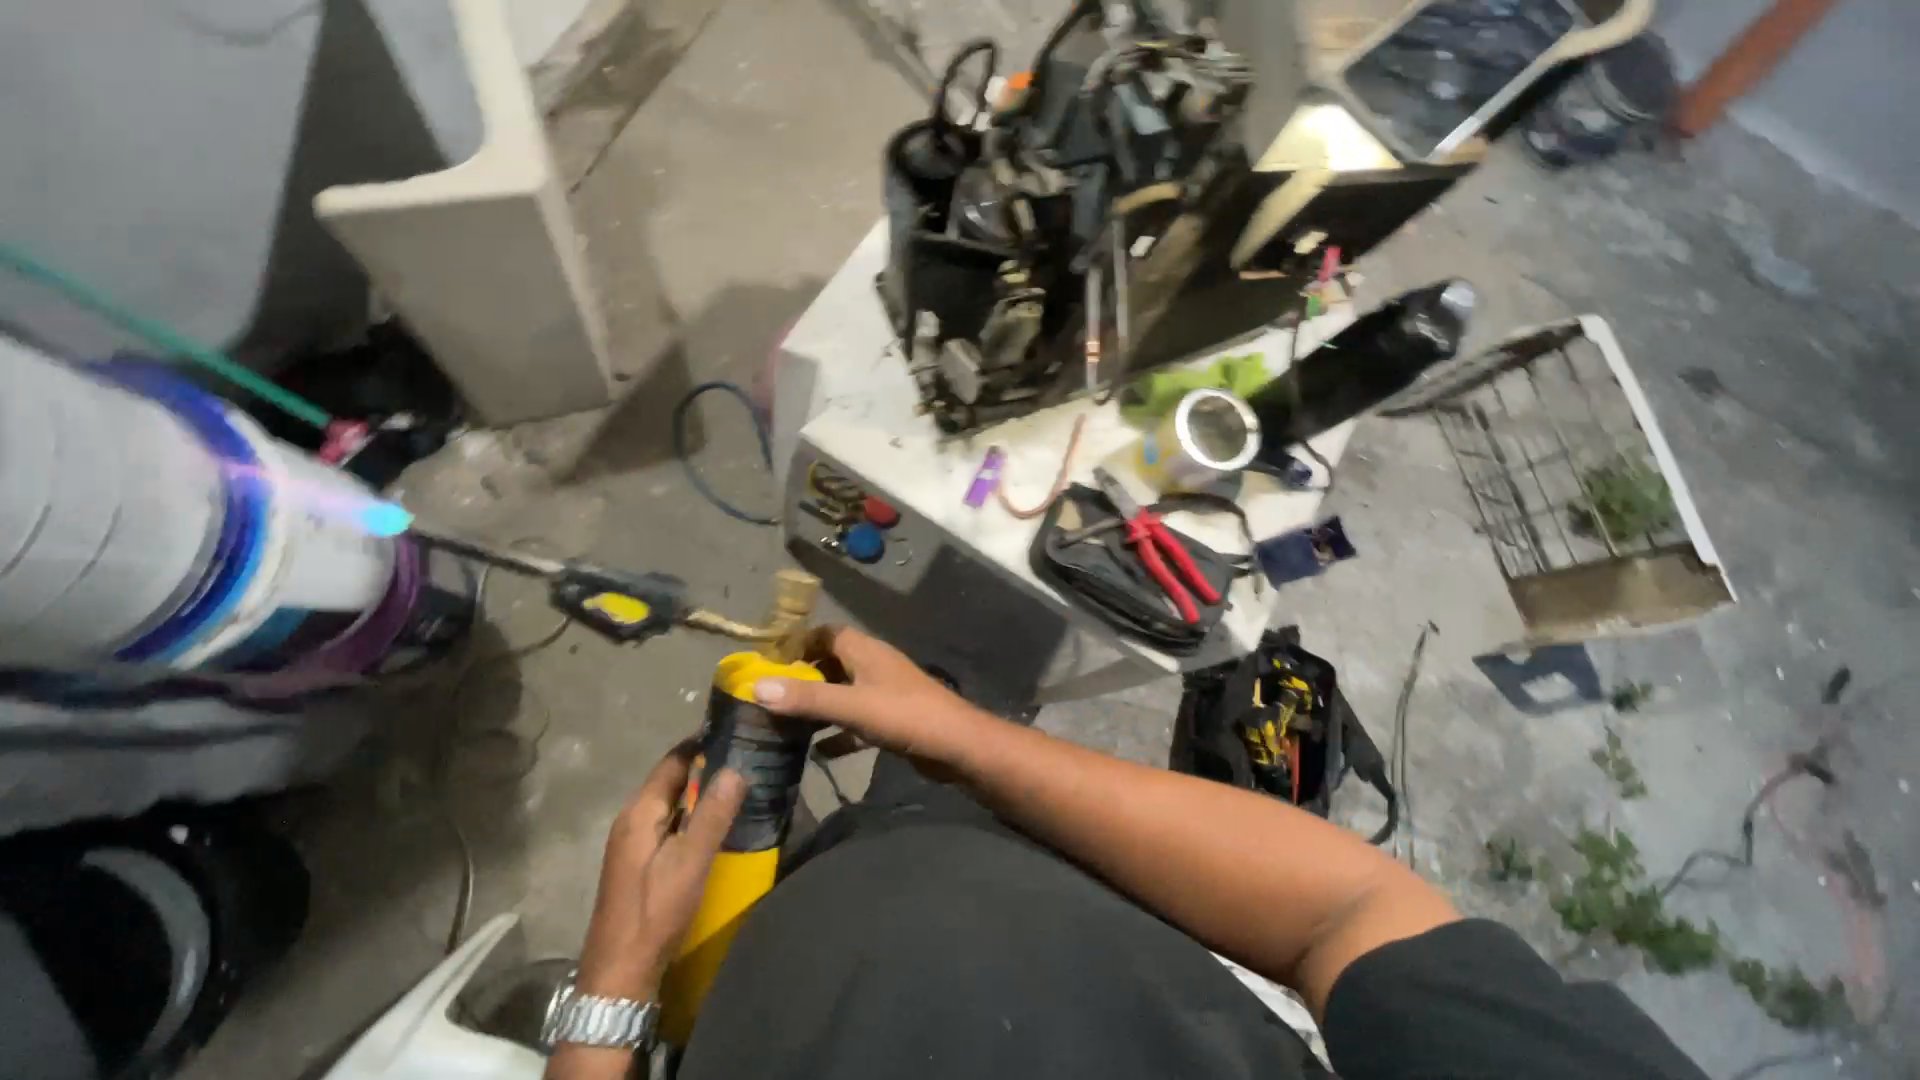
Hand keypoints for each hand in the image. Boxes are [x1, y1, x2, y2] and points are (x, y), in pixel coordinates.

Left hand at [574, 741, 747, 999]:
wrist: (620, 974)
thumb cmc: (654, 911)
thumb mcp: (689, 862)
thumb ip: (712, 814)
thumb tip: (736, 767)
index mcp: (639, 813)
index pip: (673, 761)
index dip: (702, 744)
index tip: (738, 731)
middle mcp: (632, 821)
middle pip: (672, 782)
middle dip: (707, 767)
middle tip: (750, 758)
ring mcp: (634, 844)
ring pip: (673, 806)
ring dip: (702, 794)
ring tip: (743, 786)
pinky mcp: (641, 865)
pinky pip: (672, 827)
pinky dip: (695, 818)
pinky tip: (720, 826)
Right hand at [752, 625, 972, 760]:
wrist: (957, 746)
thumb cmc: (905, 716)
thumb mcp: (851, 706)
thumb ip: (807, 698)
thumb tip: (756, 686)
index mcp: (864, 651)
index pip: (825, 633)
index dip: (796, 643)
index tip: (766, 663)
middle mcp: (873, 666)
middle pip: (830, 663)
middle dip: (801, 677)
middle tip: (769, 697)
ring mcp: (883, 693)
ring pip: (842, 693)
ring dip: (818, 706)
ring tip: (783, 724)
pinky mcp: (891, 720)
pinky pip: (855, 721)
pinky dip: (837, 733)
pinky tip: (817, 752)